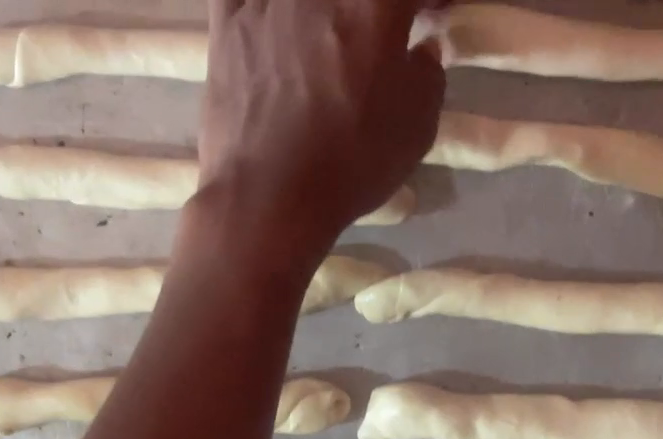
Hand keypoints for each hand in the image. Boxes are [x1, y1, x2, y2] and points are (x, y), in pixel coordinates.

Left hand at [194, 0, 443, 256]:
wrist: (270, 196)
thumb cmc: (352, 163)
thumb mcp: (418, 127)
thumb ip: (427, 74)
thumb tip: (420, 49)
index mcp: (376, 1)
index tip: (435, 13)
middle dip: (375, 8)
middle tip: (378, 31)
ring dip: (325, 10)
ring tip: (330, 35)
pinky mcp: (228, 20)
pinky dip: (267, 4)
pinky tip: (278, 20)